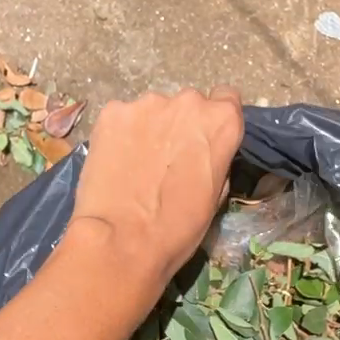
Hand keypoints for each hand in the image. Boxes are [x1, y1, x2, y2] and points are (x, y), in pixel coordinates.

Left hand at [67, 87, 243, 292]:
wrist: (122, 240)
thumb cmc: (179, 227)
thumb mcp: (216, 194)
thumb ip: (215, 157)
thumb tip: (203, 151)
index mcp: (221, 121)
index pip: (227, 99)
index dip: (215, 121)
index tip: (204, 141)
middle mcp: (188, 101)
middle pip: (188, 104)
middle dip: (181, 125)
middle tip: (168, 159)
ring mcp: (146, 103)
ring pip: (153, 110)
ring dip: (150, 128)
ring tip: (137, 164)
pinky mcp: (112, 113)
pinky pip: (122, 118)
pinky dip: (121, 134)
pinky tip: (115, 162)